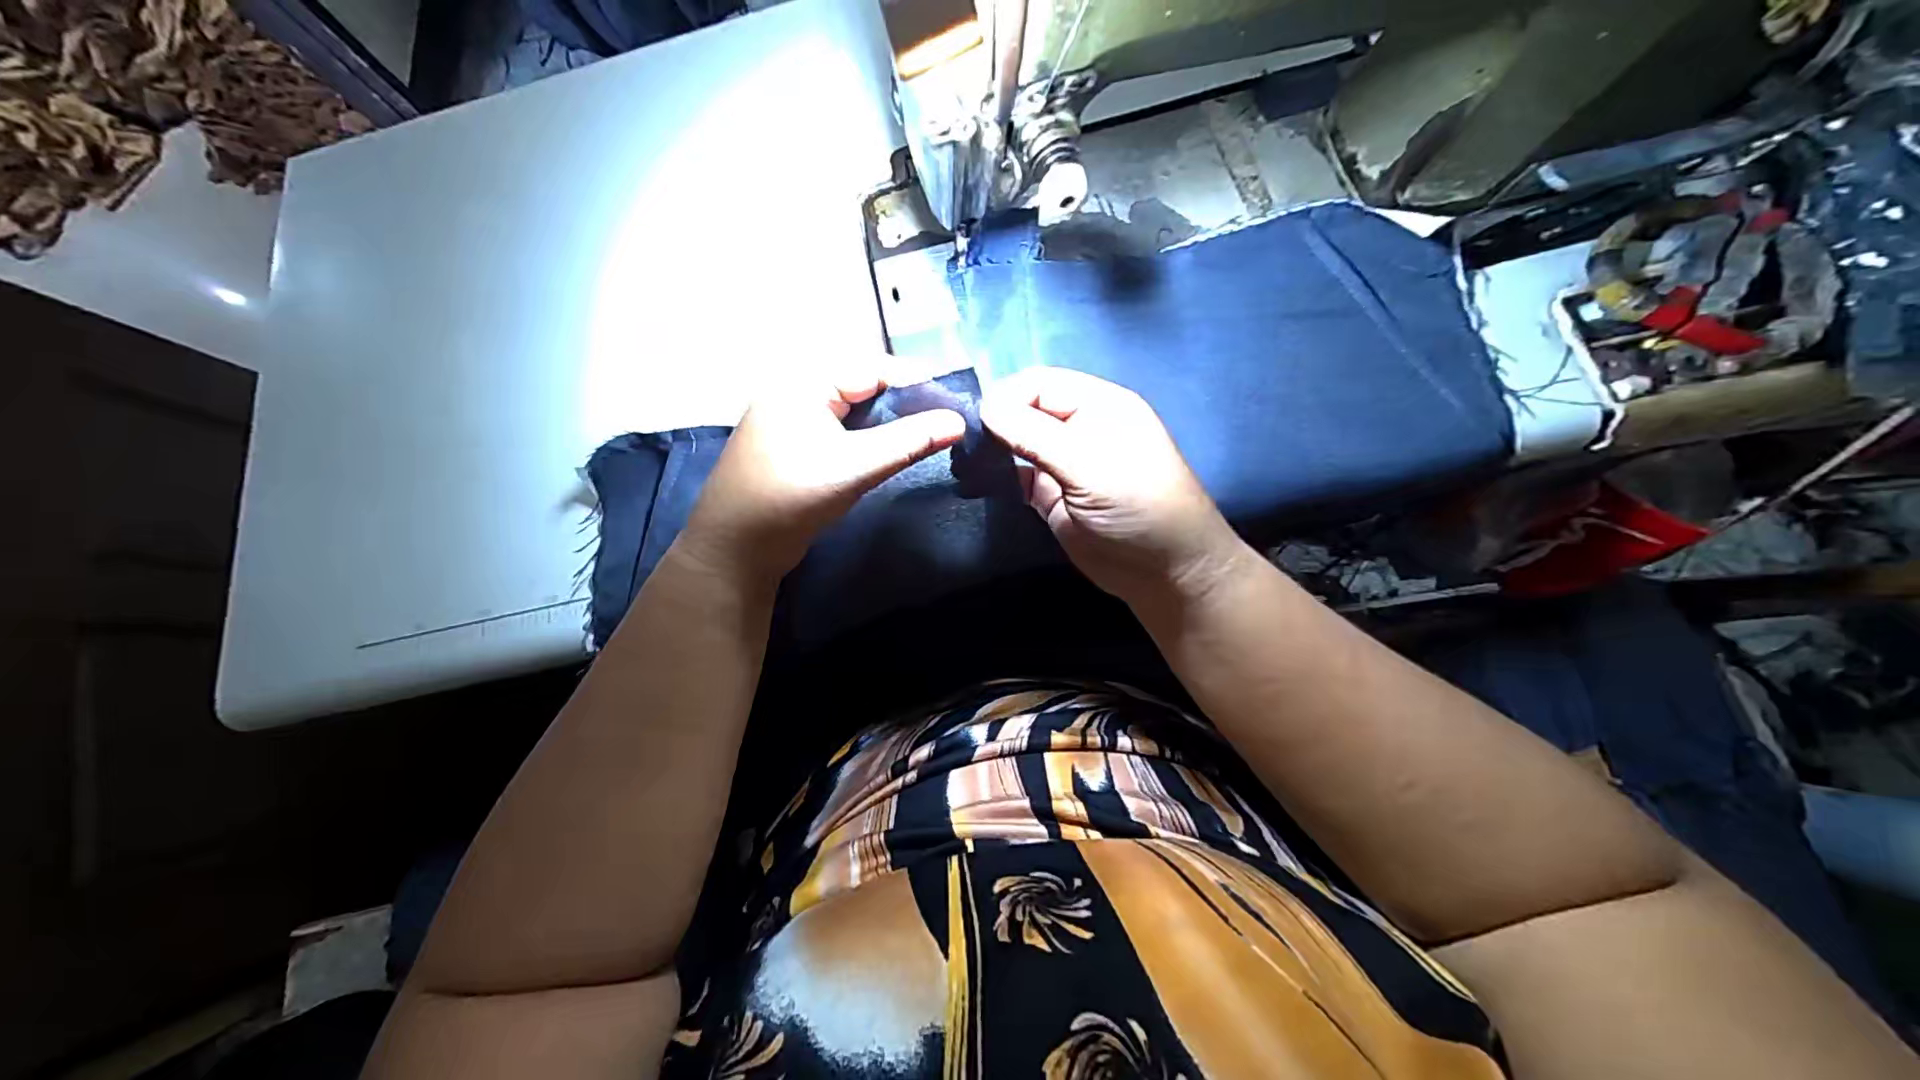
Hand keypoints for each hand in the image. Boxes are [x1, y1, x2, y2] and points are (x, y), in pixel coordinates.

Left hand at [678, 364, 966, 585]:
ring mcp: (790, 421)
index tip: (955, 397)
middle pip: (861, 386)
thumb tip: (959, 422)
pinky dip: (866, 436)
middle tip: (944, 417)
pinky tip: (889, 449)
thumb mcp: (856, 467)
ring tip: (925, 432)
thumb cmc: (792, 498)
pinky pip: (838, 430)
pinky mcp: (792, 448)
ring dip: (886, 420)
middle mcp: (794, 393)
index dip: (915, 381)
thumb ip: (909, 441)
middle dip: (903, 400)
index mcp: (803, 384)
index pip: (871, 368)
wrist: (734, 549)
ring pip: (851, 410)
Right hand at [979, 368, 1252, 606]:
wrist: (1166, 572)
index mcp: (1097, 404)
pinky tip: (972, 482)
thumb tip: (984, 408)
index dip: (1005, 397)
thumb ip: (1034, 433)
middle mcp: (1078, 426)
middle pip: (1023, 410)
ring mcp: (1063, 463)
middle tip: (962, 446)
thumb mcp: (1088, 463)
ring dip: (990, 451)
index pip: (1038, 383)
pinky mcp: (1050, 496)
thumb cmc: (1137, 506)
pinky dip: (995, 478)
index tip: (977, 424)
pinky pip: (1016, 476)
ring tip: (962, 464)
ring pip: (1016, 444)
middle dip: (993, 423)